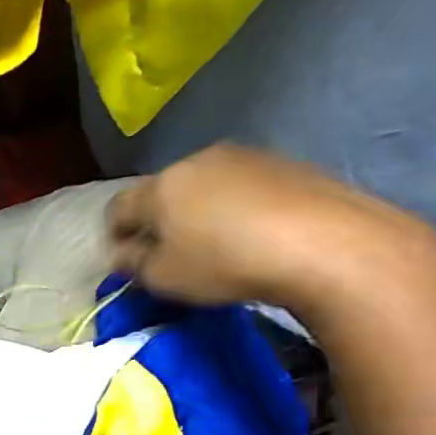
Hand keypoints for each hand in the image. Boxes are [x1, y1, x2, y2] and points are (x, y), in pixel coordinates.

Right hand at [106, 145, 435, 315]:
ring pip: (200, 187)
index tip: (126, 262)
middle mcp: (196, 160)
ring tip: (210, 246)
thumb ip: (133, 263)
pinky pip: (238, 187)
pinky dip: (231, 209)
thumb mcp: (163, 277)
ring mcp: (242, 156)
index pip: (117, 209)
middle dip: (156, 222)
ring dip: (195, 213)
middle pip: (160, 193)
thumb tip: (122, 253)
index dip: (113, 237)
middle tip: (166, 256)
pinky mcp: (281, 162)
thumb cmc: (223, 263)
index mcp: (159, 187)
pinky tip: (247, 236)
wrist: (322, 242)